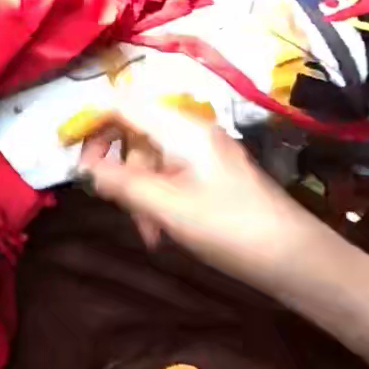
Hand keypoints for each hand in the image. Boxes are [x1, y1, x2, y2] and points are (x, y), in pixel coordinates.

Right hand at [75, 103, 347, 299]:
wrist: (303, 263)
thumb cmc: (231, 228)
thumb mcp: (166, 206)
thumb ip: (118, 182)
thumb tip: (82, 168)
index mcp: (180, 128)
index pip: (119, 104)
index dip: (88, 121)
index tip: (65, 149)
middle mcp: (190, 130)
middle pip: (131, 131)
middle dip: (114, 166)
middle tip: (102, 196)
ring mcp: (202, 152)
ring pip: (147, 158)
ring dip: (135, 191)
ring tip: (146, 231)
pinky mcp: (210, 173)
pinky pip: (166, 174)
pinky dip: (154, 198)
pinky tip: (160, 231)